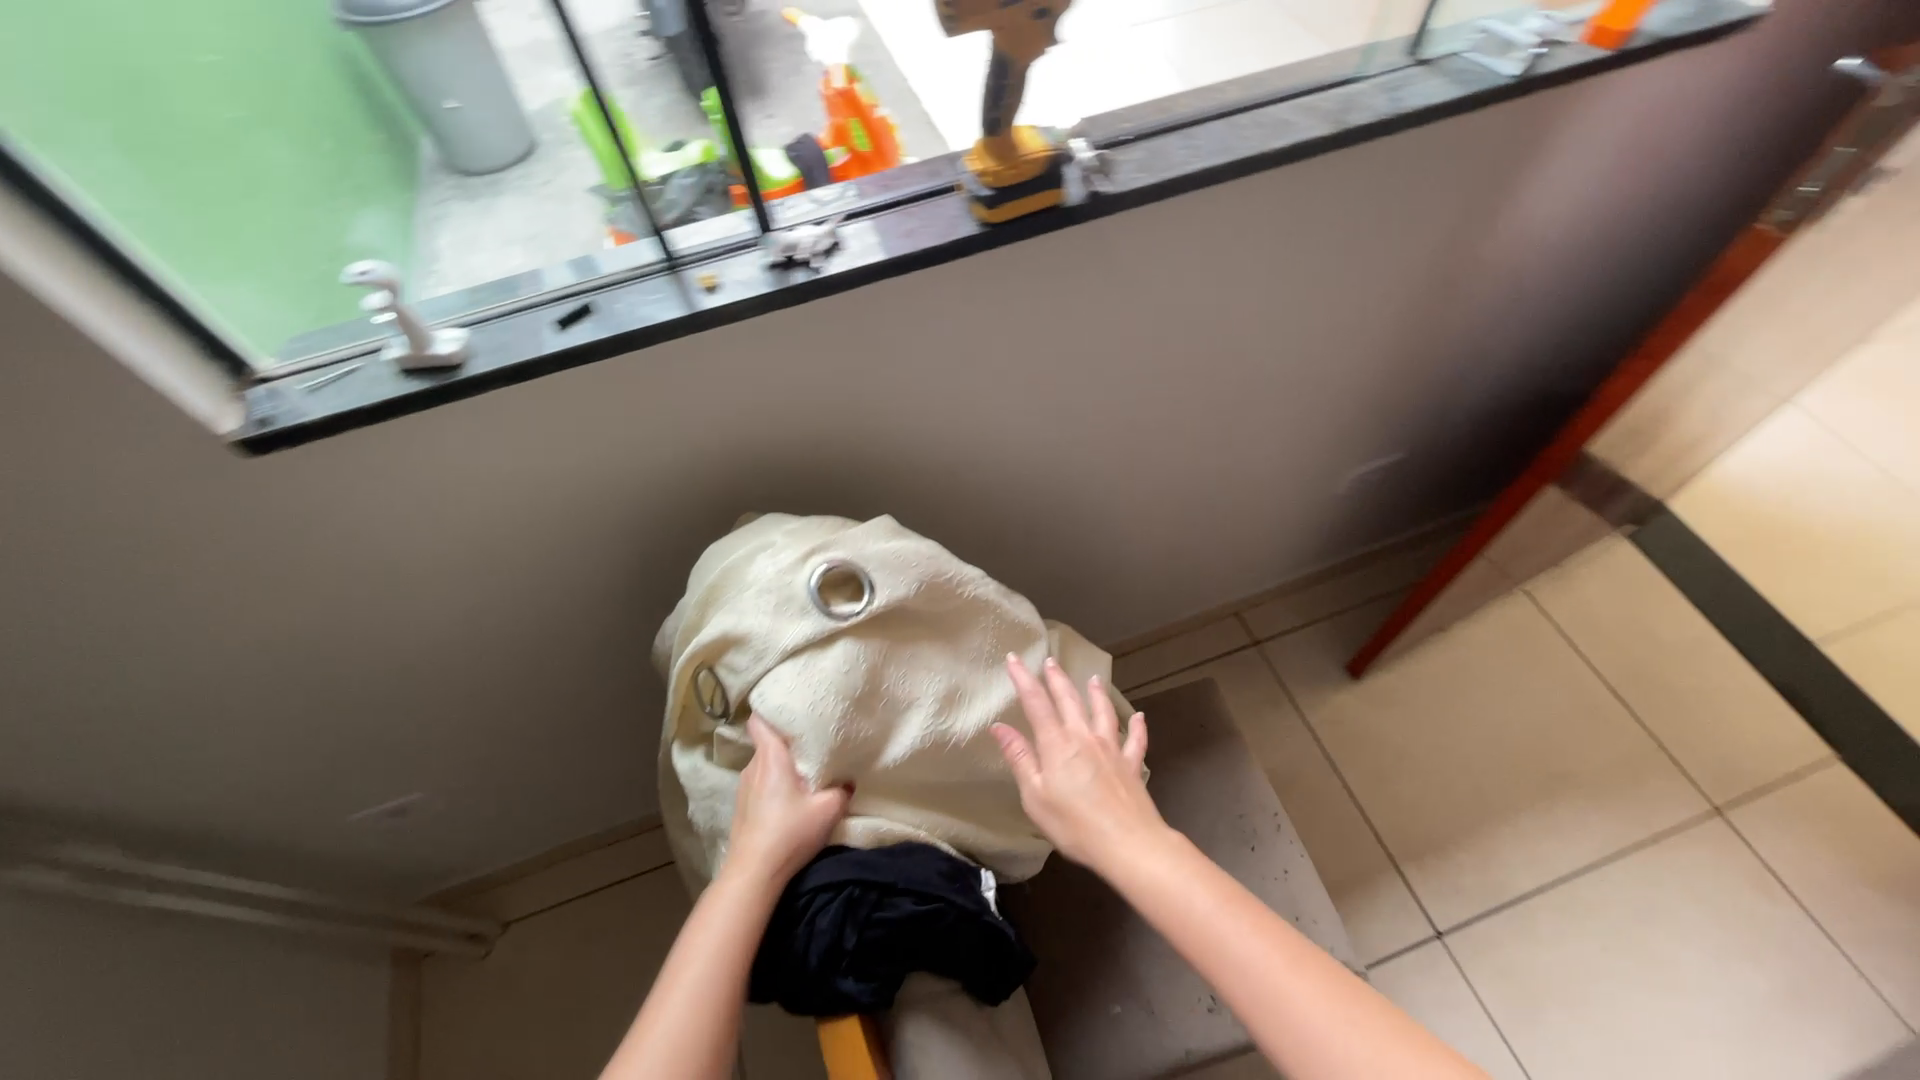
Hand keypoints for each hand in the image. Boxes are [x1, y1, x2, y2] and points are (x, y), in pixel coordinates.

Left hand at [724, 715, 851, 884]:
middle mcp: (753, 767)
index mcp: (771, 758)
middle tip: (814, 743)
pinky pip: (760, 783)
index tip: (794, 709)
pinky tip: (790, 799)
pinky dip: (774, 784)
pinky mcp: (743, 806)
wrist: (753, 873)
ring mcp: (744, 788)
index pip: (760, 721)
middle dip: (789, 742)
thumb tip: (848, 780)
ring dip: (782, 766)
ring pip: (765, 765)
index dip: (773, 711)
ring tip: (805, 772)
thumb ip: (842, 789)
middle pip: (768, 743)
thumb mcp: (828, 810)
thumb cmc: (789, 834)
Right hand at [993, 655, 1171, 874]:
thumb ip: (1019, 758)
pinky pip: (1135, 739)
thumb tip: (1000, 727)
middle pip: (1069, 700)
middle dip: (1057, 679)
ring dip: (1096, 693)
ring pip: (1103, 712)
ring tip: (1092, 678)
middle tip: (1050, 661)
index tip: (1014, 659)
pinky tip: (1139, 716)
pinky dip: (1137, 726)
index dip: (1024, 679)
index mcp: (1057, 744)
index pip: (1036, 703)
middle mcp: (1084, 738)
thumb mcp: (1035, 796)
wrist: (1127, 842)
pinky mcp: (1131, 765)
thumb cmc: (1073, 824)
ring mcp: (1112, 749)